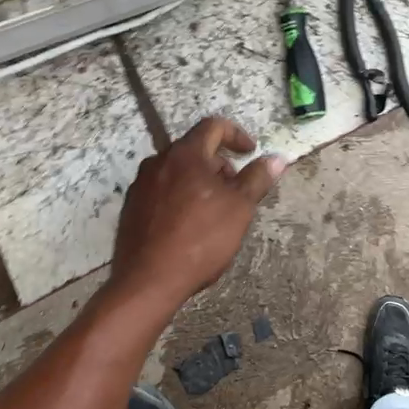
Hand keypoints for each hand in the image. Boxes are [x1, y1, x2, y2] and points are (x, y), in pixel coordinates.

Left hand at [111, 117, 284, 308]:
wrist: (147, 282)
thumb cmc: (200, 239)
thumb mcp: (239, 208)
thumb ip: (257, 178)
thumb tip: (276, 158)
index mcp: (185, 154)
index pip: (213, 126)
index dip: (236, 134)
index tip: (250, 152)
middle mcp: (159, 162)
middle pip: (194, 149)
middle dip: (218, 163)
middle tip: (235, 188)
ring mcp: (140, 185)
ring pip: (177, 170)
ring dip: (199, 180)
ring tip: (214, 208)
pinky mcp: (131, 208)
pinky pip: (161, 190)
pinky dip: (179, 195)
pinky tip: (188, 224)